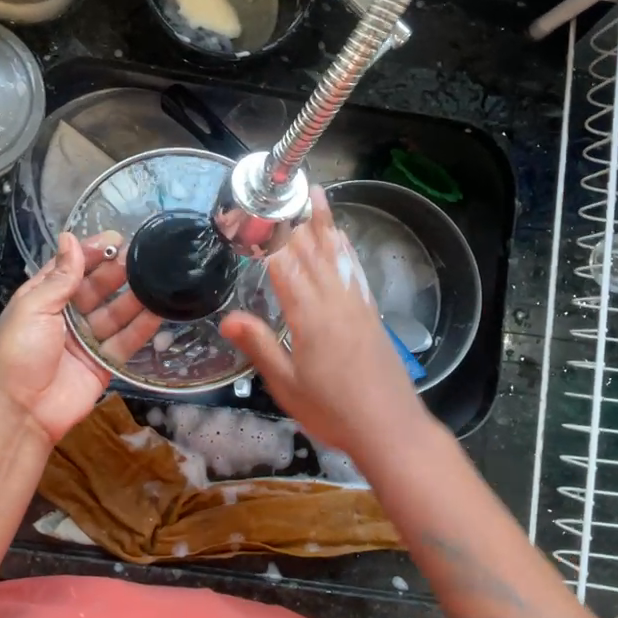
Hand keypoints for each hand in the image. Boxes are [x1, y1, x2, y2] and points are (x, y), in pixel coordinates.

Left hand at [0, 232, 162, 445]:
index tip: (115, 239)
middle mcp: (66, 315)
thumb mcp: (34, 307)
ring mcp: (86, 339)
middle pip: (96, 287)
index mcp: (43, 297)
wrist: (21, 412)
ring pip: (114, 312)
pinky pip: (126, 341)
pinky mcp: (104, 363)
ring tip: (157, 277)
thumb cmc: (19, 353)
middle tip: (141, 256)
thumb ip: (60, 276)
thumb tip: (69, 236)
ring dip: (133, 296)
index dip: (91, 252)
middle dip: (116, 271)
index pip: (70, 266)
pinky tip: (159, 309)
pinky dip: (142, 326)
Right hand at [221, 188, 429, 459]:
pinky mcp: (371, 314)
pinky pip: (355, 270)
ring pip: (337, 254)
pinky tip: (343, 239)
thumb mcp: (286, 384)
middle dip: (295, 219)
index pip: (284, 265)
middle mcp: (334, 302)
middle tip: (284, 188)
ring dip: (325, 223)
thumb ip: (259, 346)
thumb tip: (228, 317)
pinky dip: (346, 249)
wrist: (390, 428)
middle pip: (312, 251)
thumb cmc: (332, 411)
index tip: (254, 213)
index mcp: (309, 316)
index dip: (268, 236)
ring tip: (317, 194)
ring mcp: (356, 305)